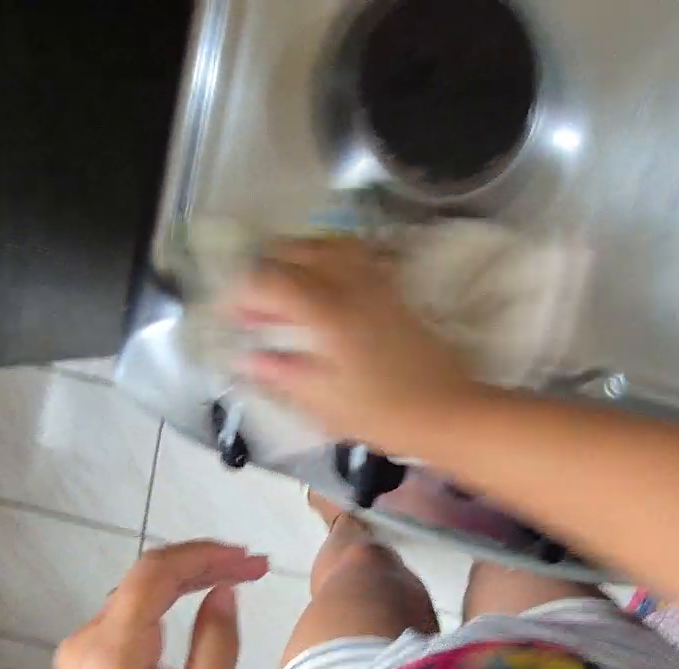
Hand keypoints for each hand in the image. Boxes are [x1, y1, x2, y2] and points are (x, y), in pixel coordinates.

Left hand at [51, 542, 269, 668]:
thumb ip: (216, 644)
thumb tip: (224, 592)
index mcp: (111, 649)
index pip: (156, 572)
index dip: (207, 555)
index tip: (252, 562)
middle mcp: (84, 643)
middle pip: (145, 582)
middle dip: (201, 567)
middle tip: (254, 570)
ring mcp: (78, 659)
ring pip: (137, 602)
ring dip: (184, 587)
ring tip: (234, 584)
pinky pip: (128, 627)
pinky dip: (166, 612)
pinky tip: (195, 618)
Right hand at [233, 237, 483, 452]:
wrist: (448, 412)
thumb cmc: (383, 414)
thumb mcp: (323, 402)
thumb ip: (280, 374)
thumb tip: (245, 358)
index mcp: (326, 310)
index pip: (268, 279)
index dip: (241, 293)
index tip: (231, 317)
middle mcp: (350, 282)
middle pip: (295, 250)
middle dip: (264, 270)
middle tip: (253, 306)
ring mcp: (376, 281)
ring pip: (325, 245)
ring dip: (296, 259)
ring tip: (283, 291)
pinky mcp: (394, 289)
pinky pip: (353, 255)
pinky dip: (327, 261)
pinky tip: (323, 290)